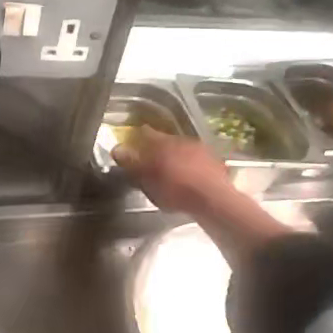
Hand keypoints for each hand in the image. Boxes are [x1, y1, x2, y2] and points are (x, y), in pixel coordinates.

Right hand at [113, 128, 233, 214]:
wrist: (213, 199)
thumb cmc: (174, 189)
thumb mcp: (147, 179)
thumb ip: (132, 163)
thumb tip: (117, 149)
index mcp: (162, 142)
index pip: (146, 133)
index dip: (138, 137)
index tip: (133, 145)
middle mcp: (182, 140)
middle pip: (166, 141)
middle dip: (158, 149)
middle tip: (151, 163)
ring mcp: (201, 150)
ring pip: (183, 150)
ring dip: (176, 158)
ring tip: (171, 173)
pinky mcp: (215, 162)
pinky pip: (197, 162)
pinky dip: (191, 168)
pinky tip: (190, 180)